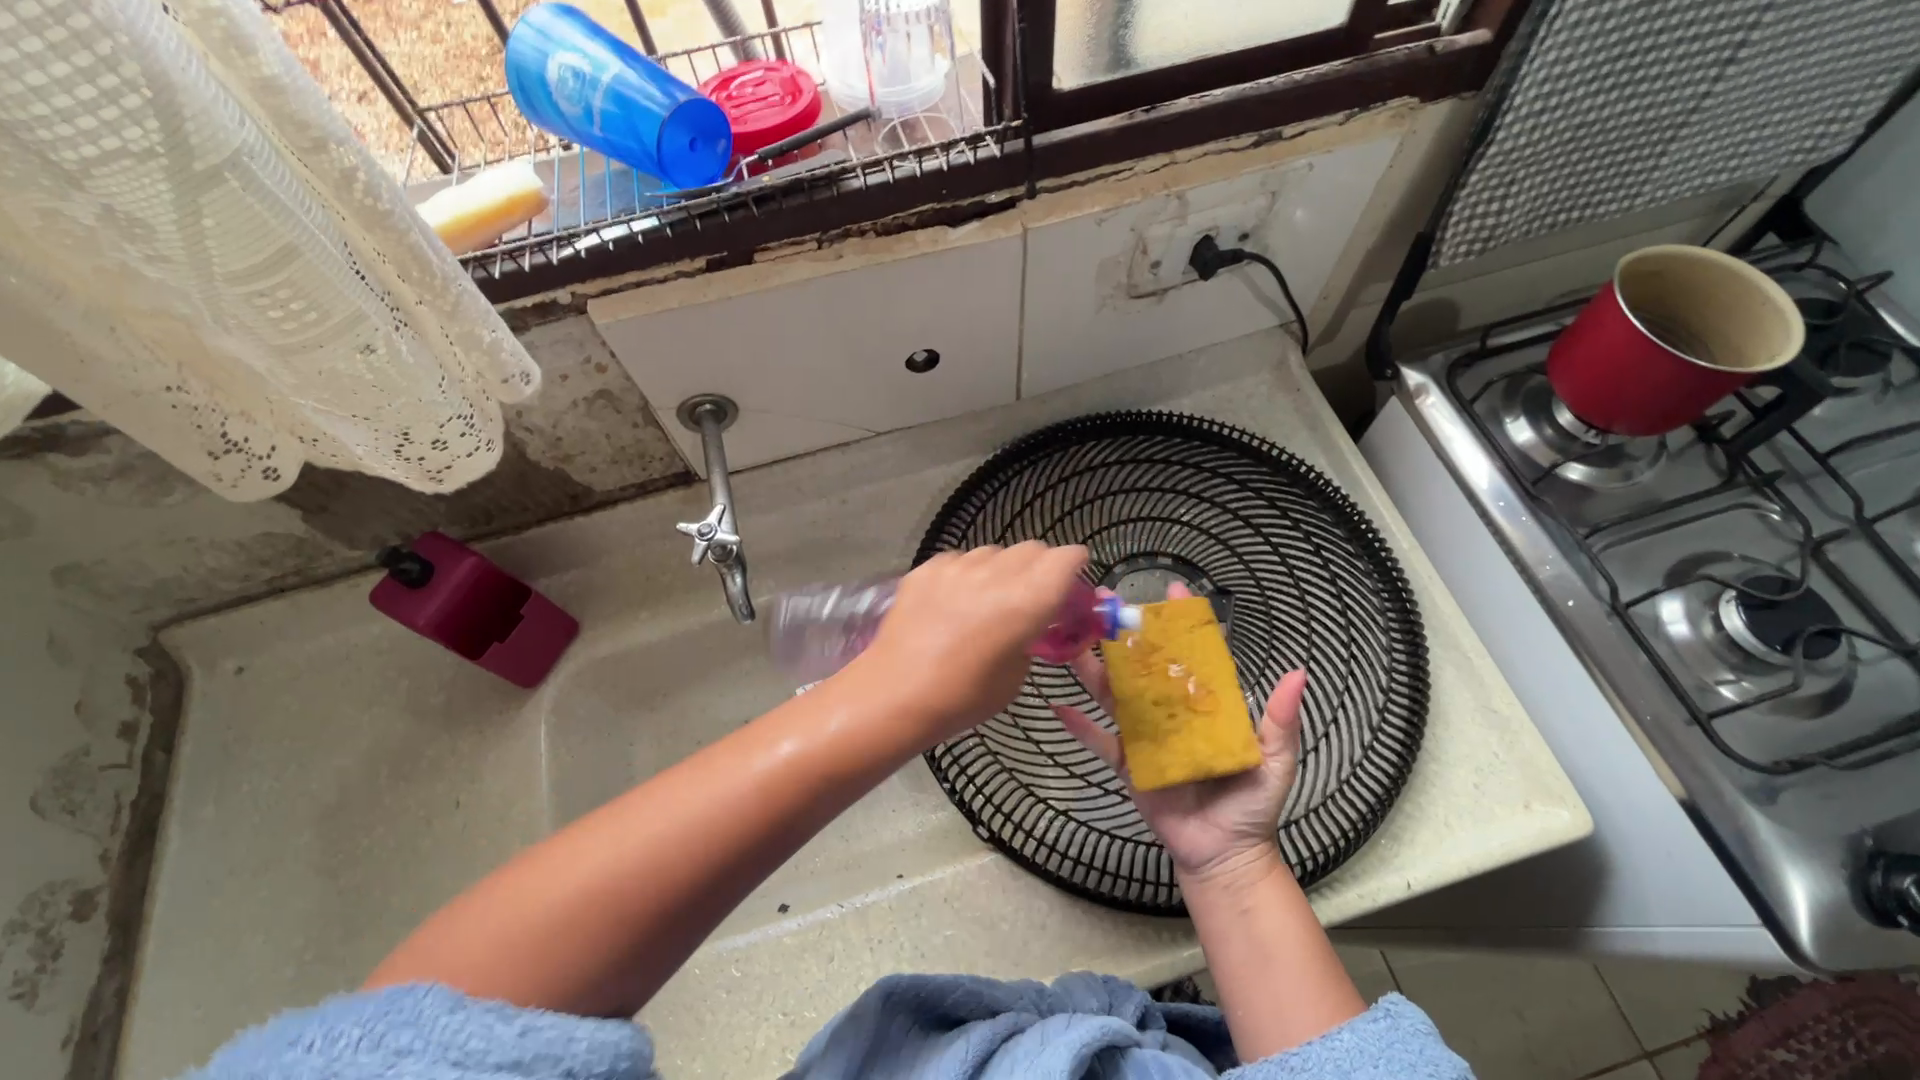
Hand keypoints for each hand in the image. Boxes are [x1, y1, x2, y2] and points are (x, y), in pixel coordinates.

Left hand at [842, 542, 1088, 744]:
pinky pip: (958, 561)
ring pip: (993, 553)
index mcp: (1028, 599)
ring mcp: (957, 566)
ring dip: (1001, 570)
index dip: (1075, 567)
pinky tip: (952, 604)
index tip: (1071, 586)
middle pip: (1032, 549)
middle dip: (1040, 568)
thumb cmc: (963, 697)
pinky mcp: (925, 569)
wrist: (895, 694)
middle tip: (1031, 599)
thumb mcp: (1016, 676)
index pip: (1067, 557)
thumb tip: (1029, 627)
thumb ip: (1031, 639)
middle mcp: (996, 572)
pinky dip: (965, 575)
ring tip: (987, 602)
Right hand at [1051, 583, 1307, 883]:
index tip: (1171, 590)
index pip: (1192, 655)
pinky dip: (1079, 726)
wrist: (1225, 854)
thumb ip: (1280, 719)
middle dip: (1125, 634)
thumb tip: (1298, 673)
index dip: (1182, 623)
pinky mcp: (1127, 764)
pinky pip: (1100, 742)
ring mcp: (1146, 736)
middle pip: (1144, 667)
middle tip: (1104, 602)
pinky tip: (1058, 705)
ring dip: (1094, 669)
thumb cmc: (1253, 804)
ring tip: (1073, 642)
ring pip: (1115, 696)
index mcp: (1206, 705)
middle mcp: (1172, 713)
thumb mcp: (1275, 759)